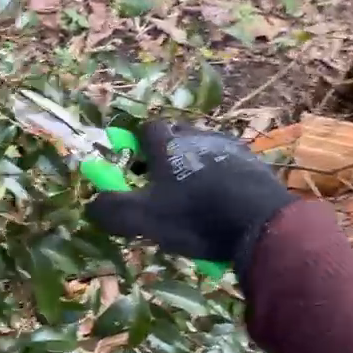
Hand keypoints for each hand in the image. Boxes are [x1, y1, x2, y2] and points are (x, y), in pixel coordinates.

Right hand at [84, 121, 295, 274]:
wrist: (262, 223)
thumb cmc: (196, 218)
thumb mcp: (145, 220)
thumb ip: (112, 211)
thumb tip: (91, 205)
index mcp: (168, 145)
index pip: (147, 129)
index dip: (138, 146)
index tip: (137, 168)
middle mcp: (198, 137)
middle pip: (177, 137)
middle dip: (167, 155)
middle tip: (164, 185)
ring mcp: (229, 148)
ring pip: (204, 150)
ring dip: (196, 166)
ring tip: (195, 197)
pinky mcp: (254, 164)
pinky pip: (229, 165)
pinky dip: (221, 179)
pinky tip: (223, 203)